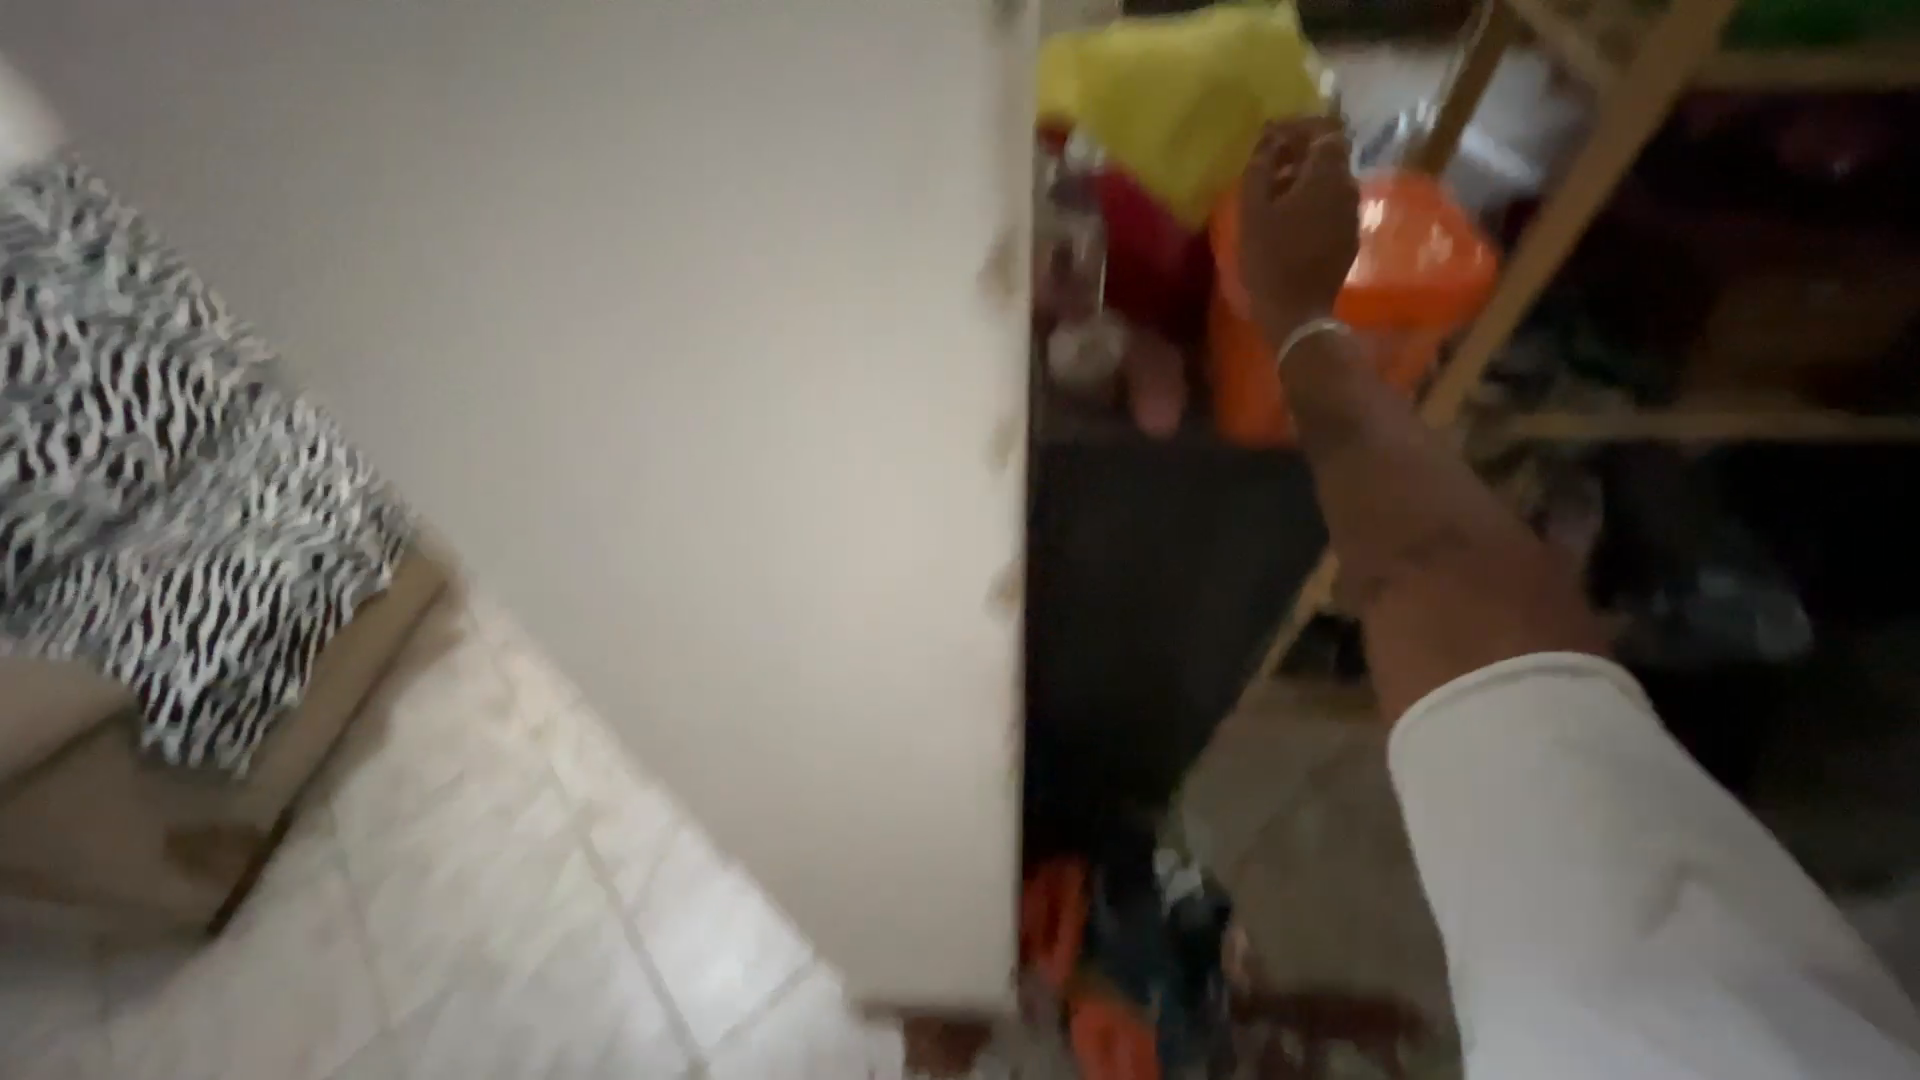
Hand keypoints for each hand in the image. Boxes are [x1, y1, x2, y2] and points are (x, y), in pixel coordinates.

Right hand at [1238, 118, 1359, 345]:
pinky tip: (1290, 217)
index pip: (1324, 129)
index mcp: (1326, 175)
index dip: (1298, 126)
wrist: (1298, 312)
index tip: (1271, 135)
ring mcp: (1352, 213)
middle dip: (1301, 150)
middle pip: (1330, 153)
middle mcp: (1348, 187)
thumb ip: (1259, 169)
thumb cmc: (1270, 260)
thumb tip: (1268, 142)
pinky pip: (1332, 204)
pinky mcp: (1349, 236)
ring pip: (1331, 180)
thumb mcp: (1253, 212)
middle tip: (1269, 162)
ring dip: (1306, 176)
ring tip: (1274, 191)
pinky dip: (1312, 199)